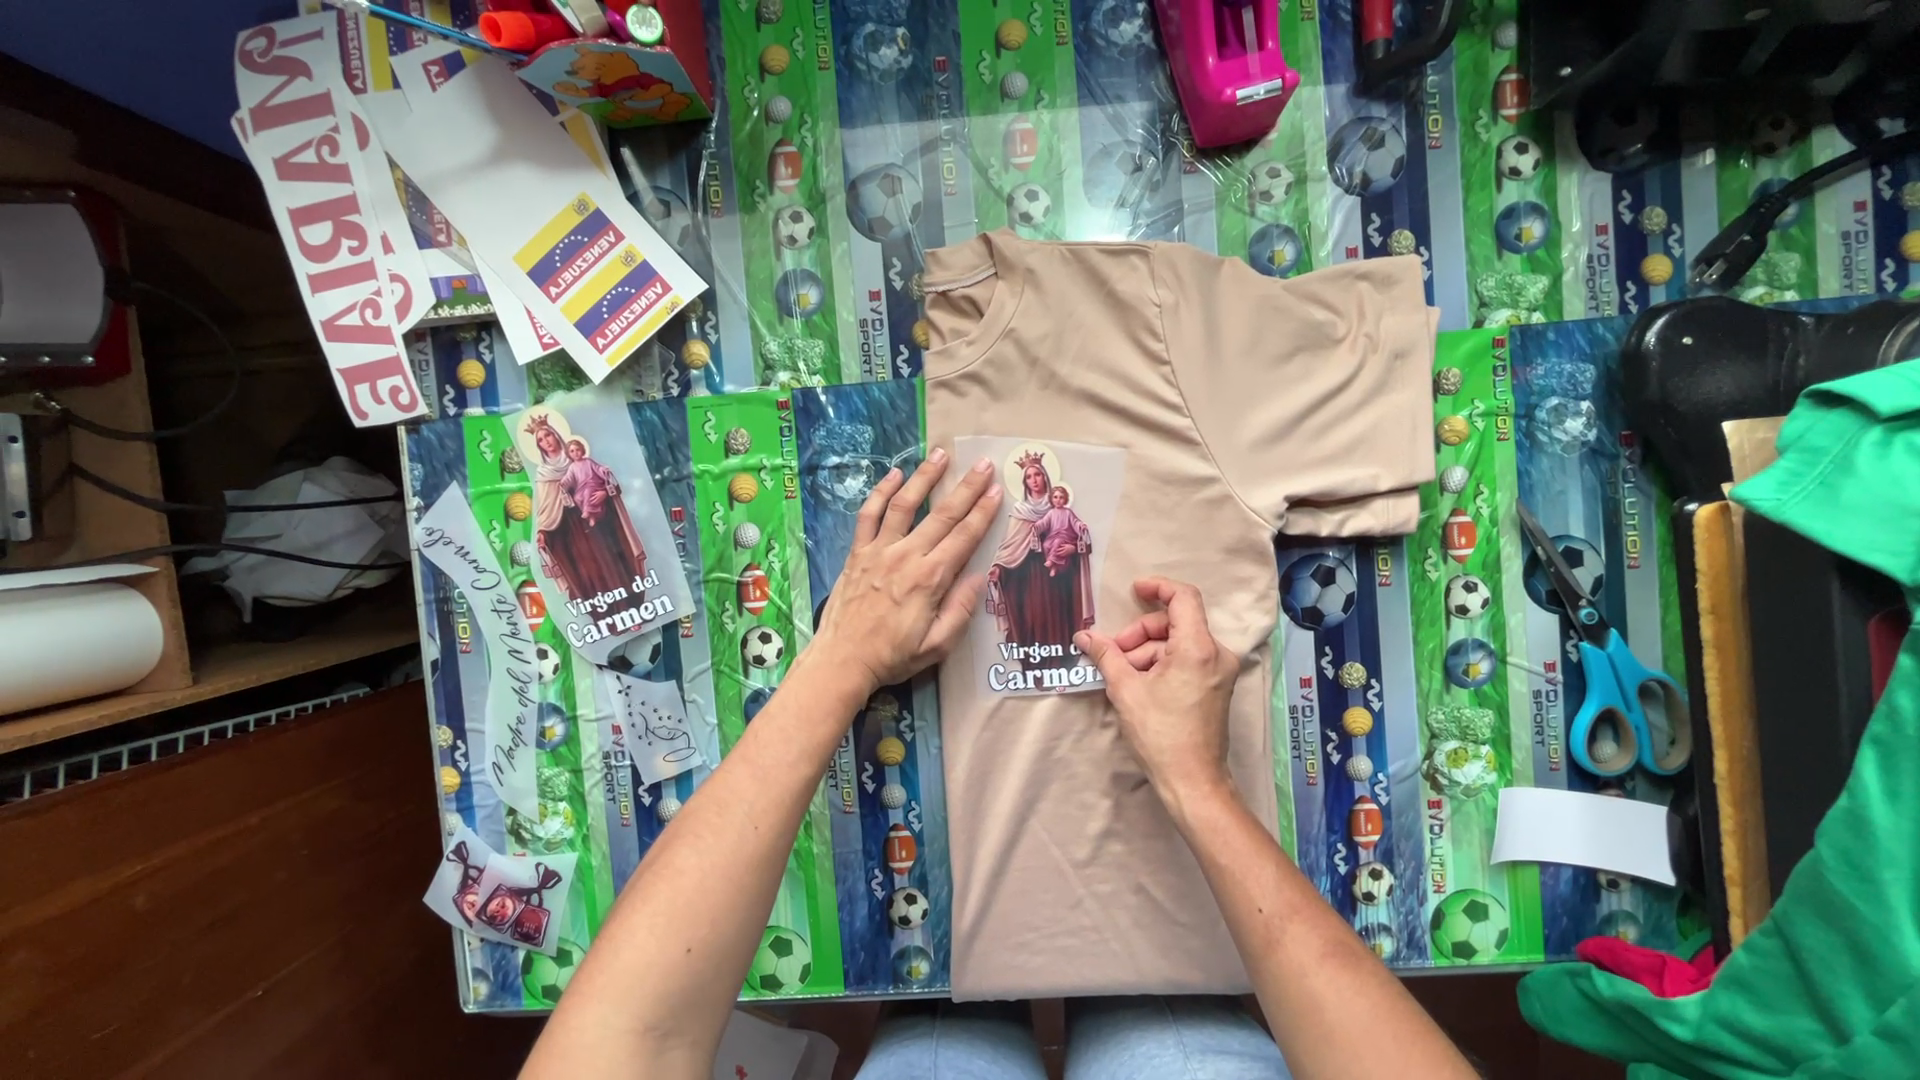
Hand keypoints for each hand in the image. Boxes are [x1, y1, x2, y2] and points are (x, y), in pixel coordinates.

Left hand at [809, 450, 1000, 694]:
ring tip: (942, 454)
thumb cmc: (893, 656)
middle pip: (942, 515)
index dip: (983, 512)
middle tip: (983, 464)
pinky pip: (869, 515)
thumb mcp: (937, 645)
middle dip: (966, 487)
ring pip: (905, 505)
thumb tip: (980, 576)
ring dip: (925, 477)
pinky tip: (894, 474)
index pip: (964, 537)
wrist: (843, 660)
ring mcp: (879, 550)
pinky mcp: (858, 552)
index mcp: (930, 579)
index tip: (997, 490)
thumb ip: (960, 609)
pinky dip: (881, 492)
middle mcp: (906, 557)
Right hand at [1076, 578, 1237, 806]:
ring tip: (1123, 677)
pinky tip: (1139, 685)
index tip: (1134, 589)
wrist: (1192, 781)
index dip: (1157, 587)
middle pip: (1175, 622)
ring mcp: (1220, 671)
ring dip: (1147, 653)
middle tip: (1115, 654)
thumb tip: (1083, 635)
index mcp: (1198, 648)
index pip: (1183, 598)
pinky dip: (1161, 665)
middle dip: (1140, 634)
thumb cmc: (1160, 735)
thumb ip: (1106, 655)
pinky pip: (1186, 660)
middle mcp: (1216, 654)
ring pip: (1177, 643)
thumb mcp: (1125, 690)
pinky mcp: (1217, 686)